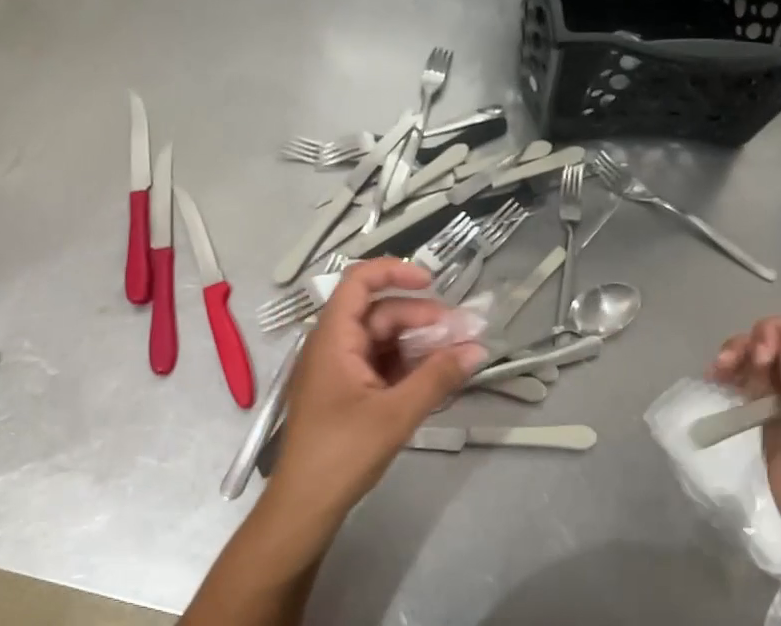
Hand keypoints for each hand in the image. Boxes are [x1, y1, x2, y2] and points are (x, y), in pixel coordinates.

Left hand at [267, 257, 484, 522]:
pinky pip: (380, 364)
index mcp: (333, 337)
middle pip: (380, 313)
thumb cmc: (341, 453)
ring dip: (419, 343)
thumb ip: (437, 377)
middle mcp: (333, 345)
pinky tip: (435, 377)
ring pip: (383, 340)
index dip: (394, 271)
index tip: (432, 281)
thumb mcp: (396, 414)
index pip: (359, 281)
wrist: (303, 508)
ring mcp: (338, 370)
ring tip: (456, 356)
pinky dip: (407, 365)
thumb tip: (477, 349)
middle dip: (422, 317)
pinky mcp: (345, 393)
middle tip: (462, 334)